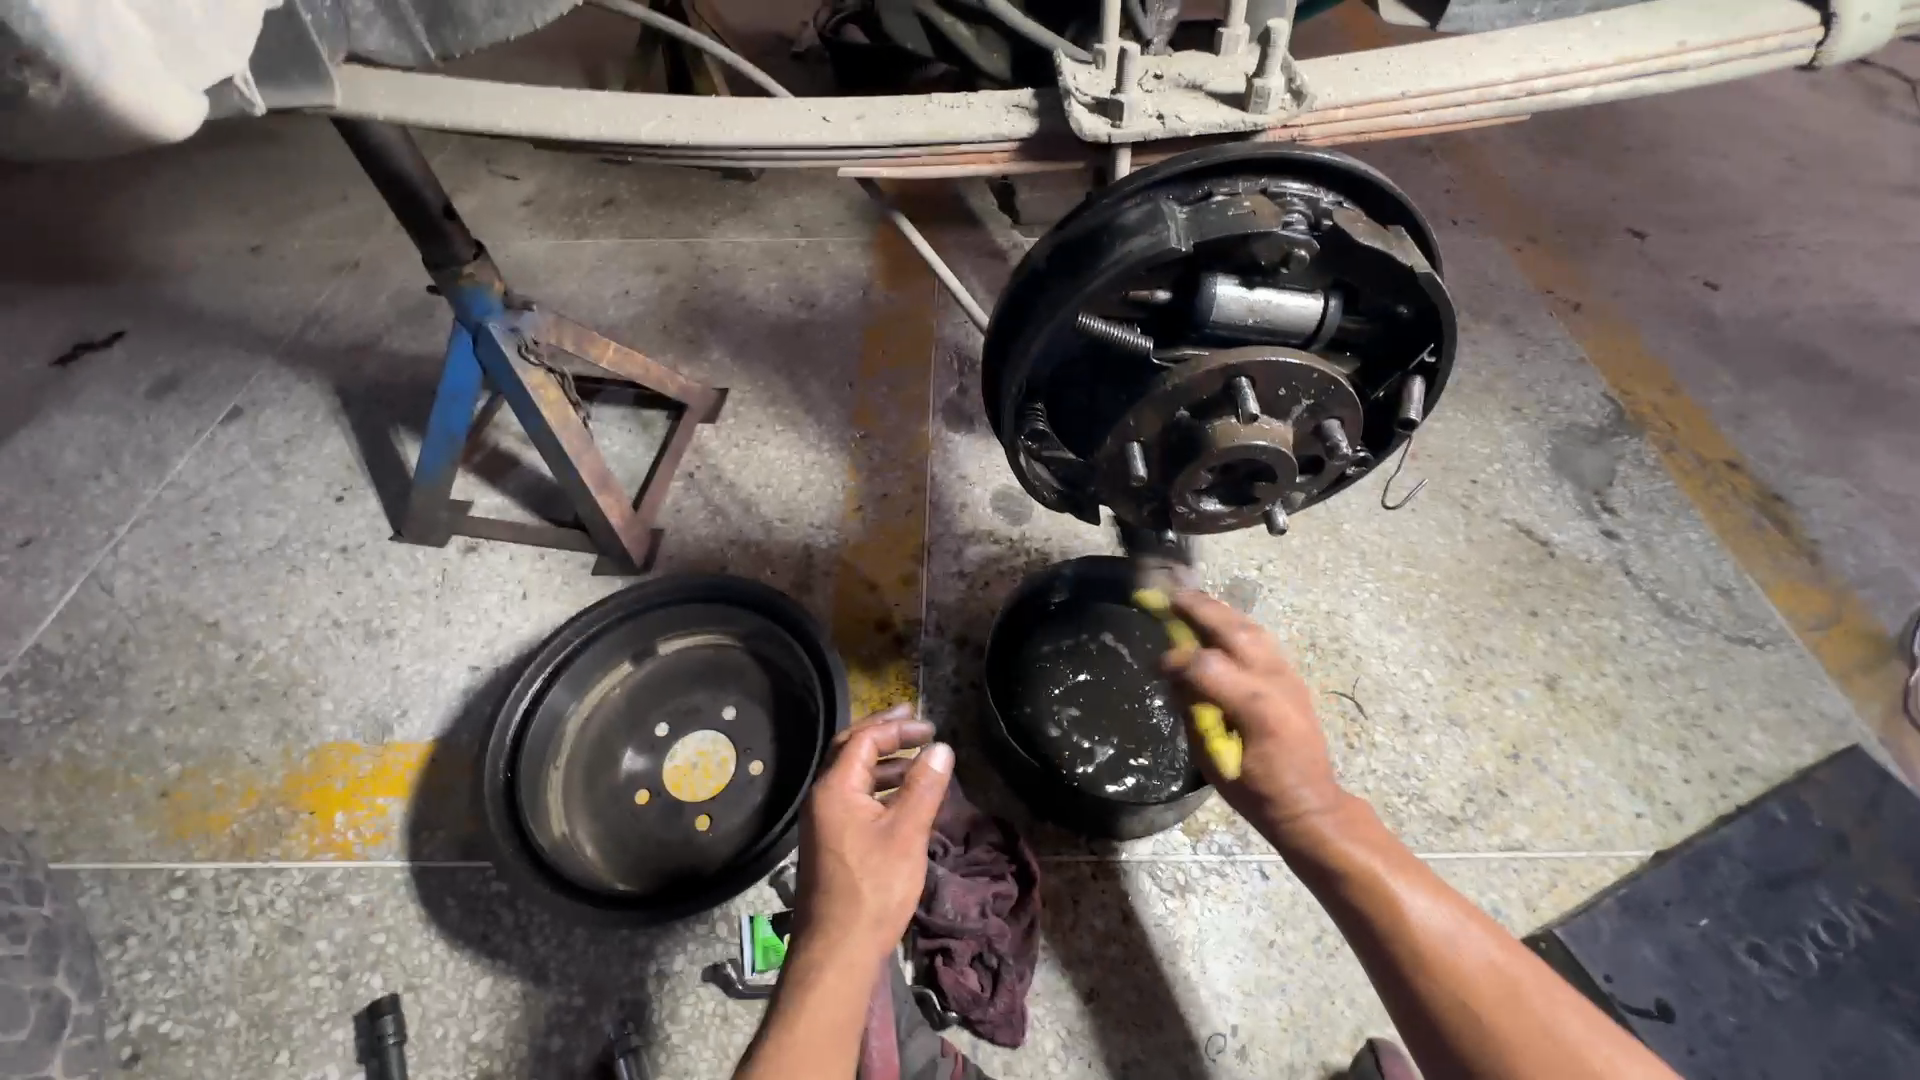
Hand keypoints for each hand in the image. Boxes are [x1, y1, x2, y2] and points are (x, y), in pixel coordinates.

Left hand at [792, 704, 953, 964]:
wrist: (837, 951)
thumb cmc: (873, 889)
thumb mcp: (906, 834)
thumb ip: (924, 787)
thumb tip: (942, 748)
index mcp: (834, 788)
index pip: (864, 739)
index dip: (897, 728)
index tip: (931, 727)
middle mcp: (822, 797)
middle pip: (851, 749)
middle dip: (884, 732)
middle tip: (915, 721)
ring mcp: (824, 820)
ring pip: (853, 775)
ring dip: (884, 761)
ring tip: (918, 757)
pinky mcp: (832, 840)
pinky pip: (854, 797)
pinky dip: (879, 786)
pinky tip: (904, 796)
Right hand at [1160, 590, 1347, 848]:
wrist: (1310, 803)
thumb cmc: (1256, 791)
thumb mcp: (1212, 759)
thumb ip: (1194, 710)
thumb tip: (1175, 675)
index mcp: (1256, 710)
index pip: (1206, 666)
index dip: (1176, 661)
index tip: (1155, 665)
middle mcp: (1276, 683)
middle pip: (1234, 632)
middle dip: (1199, 611)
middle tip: (1168, 597)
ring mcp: (1289, 676)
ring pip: (1252, 628)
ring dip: (1218, 610)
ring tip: (1190, 599)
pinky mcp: (1292, 676)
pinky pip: (1262, 638)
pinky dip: (1235, 623)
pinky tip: (1217, 619)